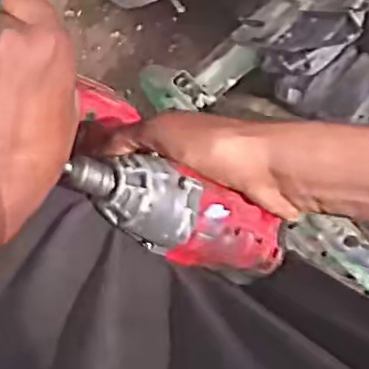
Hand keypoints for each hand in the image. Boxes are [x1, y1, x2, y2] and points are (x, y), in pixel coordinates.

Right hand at [93, 111, 302, 220]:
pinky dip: (185, 227)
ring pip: (169, 200)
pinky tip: (168, 237)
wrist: (275, 172)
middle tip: (113, 211)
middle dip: (133, 192)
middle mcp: (184, 155)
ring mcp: (204, 182)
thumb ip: (129, 137)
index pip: (130, 146)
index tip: (92, 182)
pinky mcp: (222, 207)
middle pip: (148, 176)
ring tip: (137, 229)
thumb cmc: (216, 145)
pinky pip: (194, 219)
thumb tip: (96, 148)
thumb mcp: (163, 131)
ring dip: (160, 213)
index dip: (110, 160)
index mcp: (168, 133)